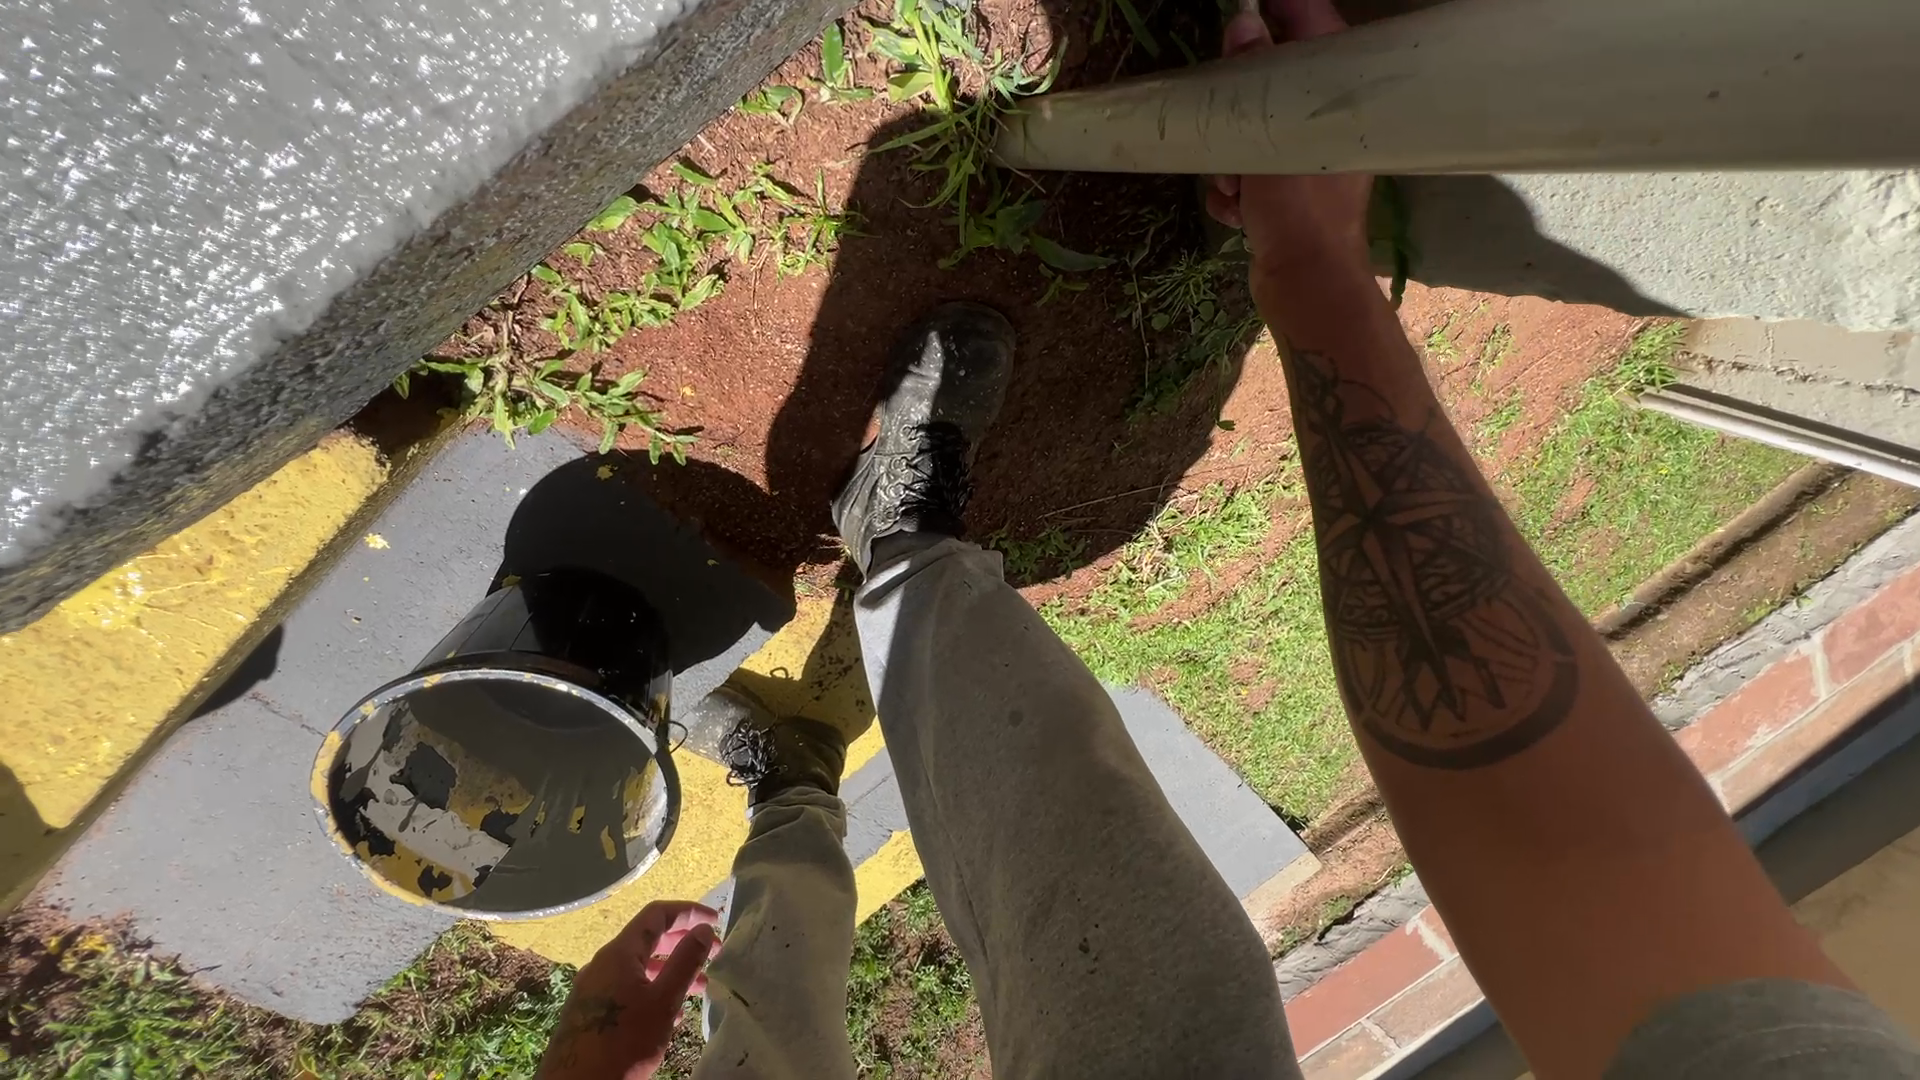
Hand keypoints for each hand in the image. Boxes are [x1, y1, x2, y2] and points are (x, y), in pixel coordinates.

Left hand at [537, 900, 722, 1079]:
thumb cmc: (623, 1044)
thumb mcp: (663, 1001)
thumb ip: (686, 961)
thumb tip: (703, 929)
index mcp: (619, 953)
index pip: (657, 914)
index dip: (689, 911)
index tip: (715, 921)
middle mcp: (602, 965)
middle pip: (648, 938)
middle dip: (683, 942)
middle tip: (712, 952)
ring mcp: (593, 990)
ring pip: (639, 968)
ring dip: (671, 971)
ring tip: (699, 987)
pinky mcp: (589, 1014)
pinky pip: (627, 989)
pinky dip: (653, 990)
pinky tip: (670, 1014)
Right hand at [1206, 0, 1373, 294]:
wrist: (1304, 283)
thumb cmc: (1300, 209)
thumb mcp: (1271, 138)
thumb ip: (1255, 82)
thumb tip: (1243, 24)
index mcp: (1341, 96)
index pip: (1312, 27)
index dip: (1281, 7)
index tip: (1246, 4)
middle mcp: (1326, 125)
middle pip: (1270, 88)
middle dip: (1238, 113)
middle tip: (1223, 127)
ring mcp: (1305, 163)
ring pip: (1251, 139)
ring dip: (1231, 164)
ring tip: (1235, 189)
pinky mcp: (1287, 197)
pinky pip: (1248, 179)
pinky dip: (1236, 196)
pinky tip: (1238, 214)